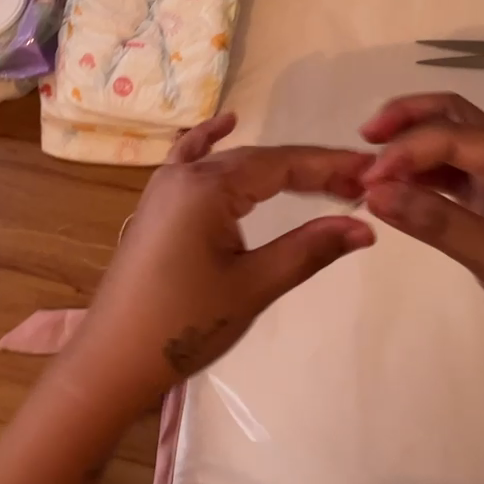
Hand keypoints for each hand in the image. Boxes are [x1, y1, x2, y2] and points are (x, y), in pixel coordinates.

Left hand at [63, 113, 375, 410]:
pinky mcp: (157, 205)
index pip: (282, 165)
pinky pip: (188, 160)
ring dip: (273, 165)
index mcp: (208, 187)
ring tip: (317, 173)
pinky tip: (225, 125)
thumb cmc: (184, 324)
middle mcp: (184, 175)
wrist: (113, 358)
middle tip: (356, 185)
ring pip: (229, 161)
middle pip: (258, 160)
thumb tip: (365, 228)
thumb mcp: (253, 286)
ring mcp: (164, 187)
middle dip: (308, 170)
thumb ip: (308, 249)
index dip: (328, 166)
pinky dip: (210, 141)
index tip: (371, 171)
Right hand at [359, 93, 483, 393]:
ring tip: (371, 174)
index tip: (365, 183)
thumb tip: (373, 191)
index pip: (451, 134)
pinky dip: (426, 182)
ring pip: (453, 150)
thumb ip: (437, 221)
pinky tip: (399, 196)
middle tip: (362, 143)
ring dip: (413, 153)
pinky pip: (458, 182)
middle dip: (406, 123)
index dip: (403, 150)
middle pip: (454, 119)